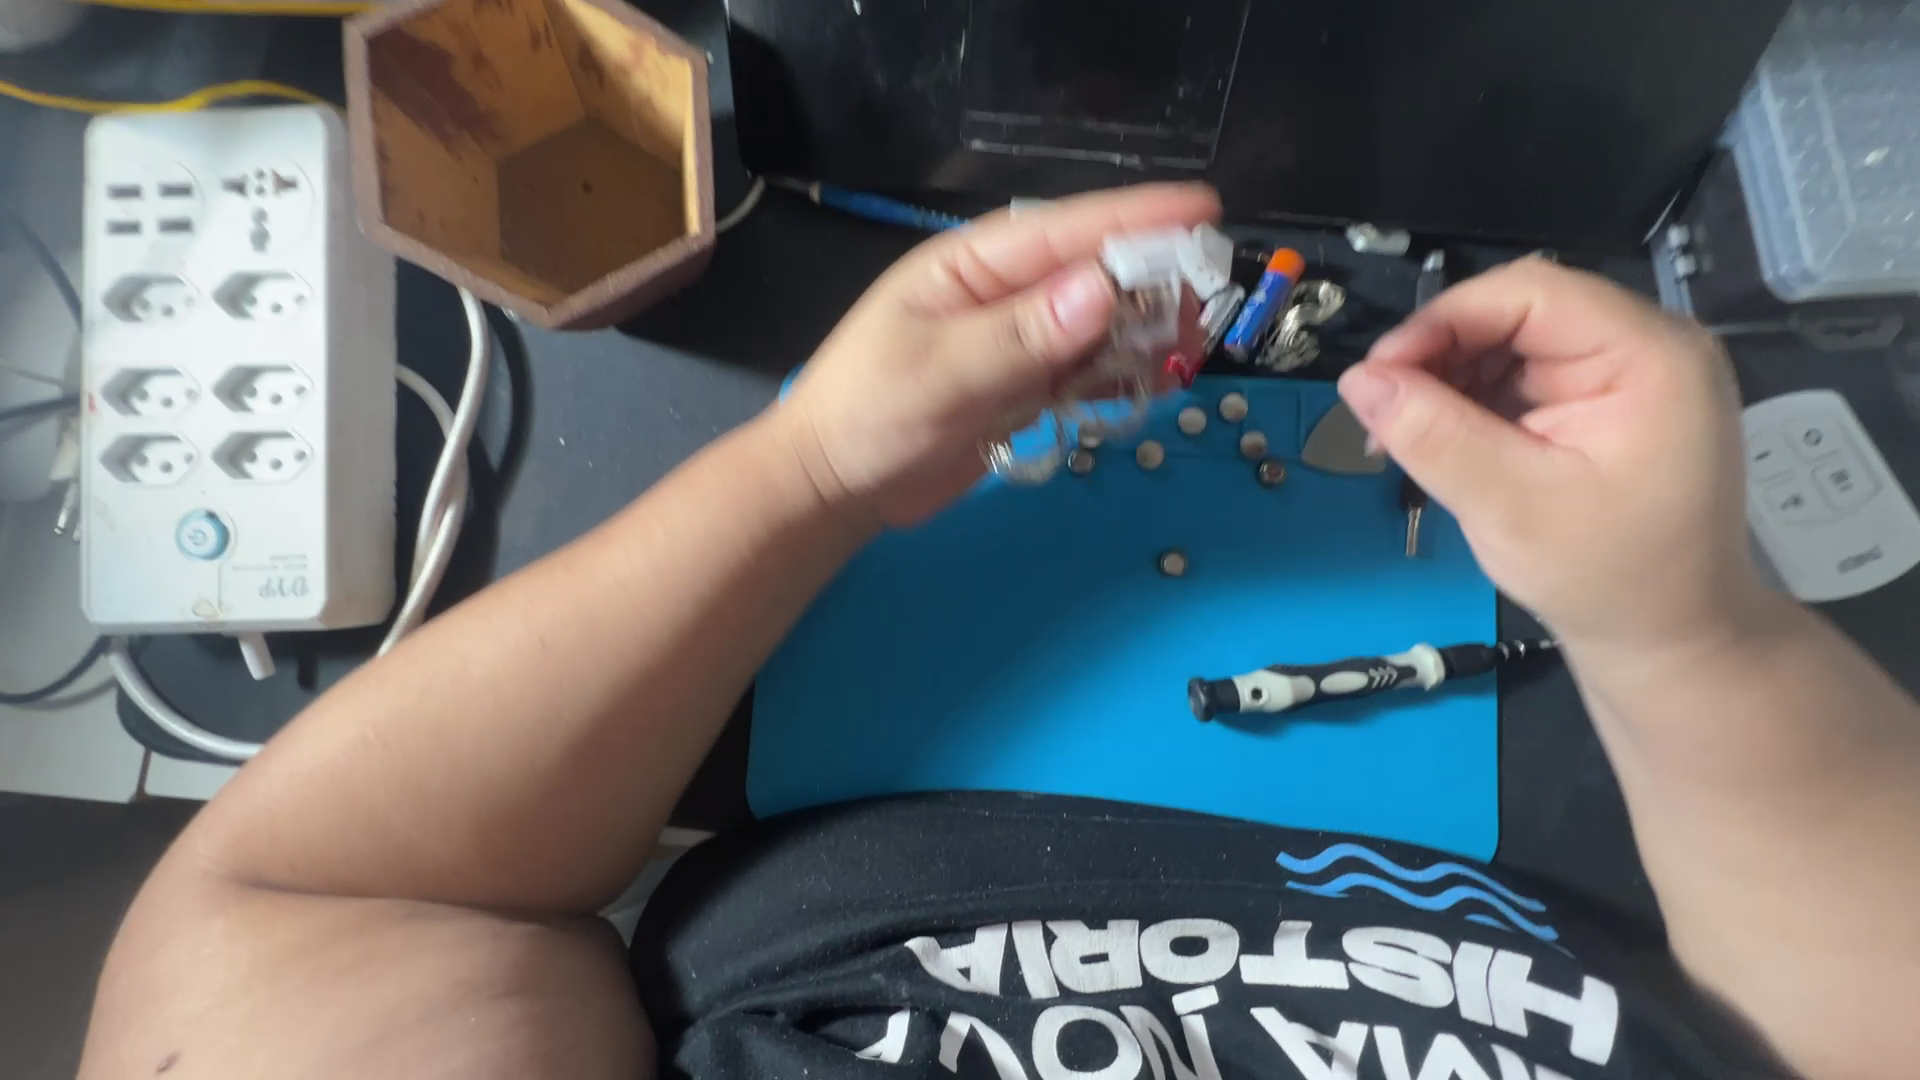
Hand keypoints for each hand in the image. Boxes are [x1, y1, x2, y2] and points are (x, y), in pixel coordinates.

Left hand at [778, 184, 1222, 526]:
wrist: (839, 485)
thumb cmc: (867, 415)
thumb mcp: (936, 374)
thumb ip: (1017, 337)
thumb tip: (1102, 292)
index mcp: (972, 268)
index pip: (1063, 232)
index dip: (1135, 221)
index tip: (1204, 213)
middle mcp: (1002, 297)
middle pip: (1092, 278)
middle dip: (1150, 286)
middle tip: (1204, 308)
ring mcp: (1016, 345)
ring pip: (1096, 329)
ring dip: (1141, 337)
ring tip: (1188, 351)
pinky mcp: (1022, 390)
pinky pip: (1082, 374)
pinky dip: (1115, 379)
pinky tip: (1147, 387)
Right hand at [1336, 257, 1769, 655]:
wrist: (1662, 628)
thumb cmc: (1603, 573)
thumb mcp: (1508, 505)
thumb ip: (1432, 436)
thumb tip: (1356, 380)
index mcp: (1645, 356)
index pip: (1528, 293)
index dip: (1440, 321)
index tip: (1378, 376)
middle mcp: (1635, 347)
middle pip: (1510, 313)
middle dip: (1433, 355)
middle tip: (1382, 412)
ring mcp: (1611, 373)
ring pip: (1498, 343)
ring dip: (1437, 380)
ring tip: (1400, 435)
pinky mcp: (1584, 401)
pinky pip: (1505, 376)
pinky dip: (1456, 401)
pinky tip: (1433, 439)